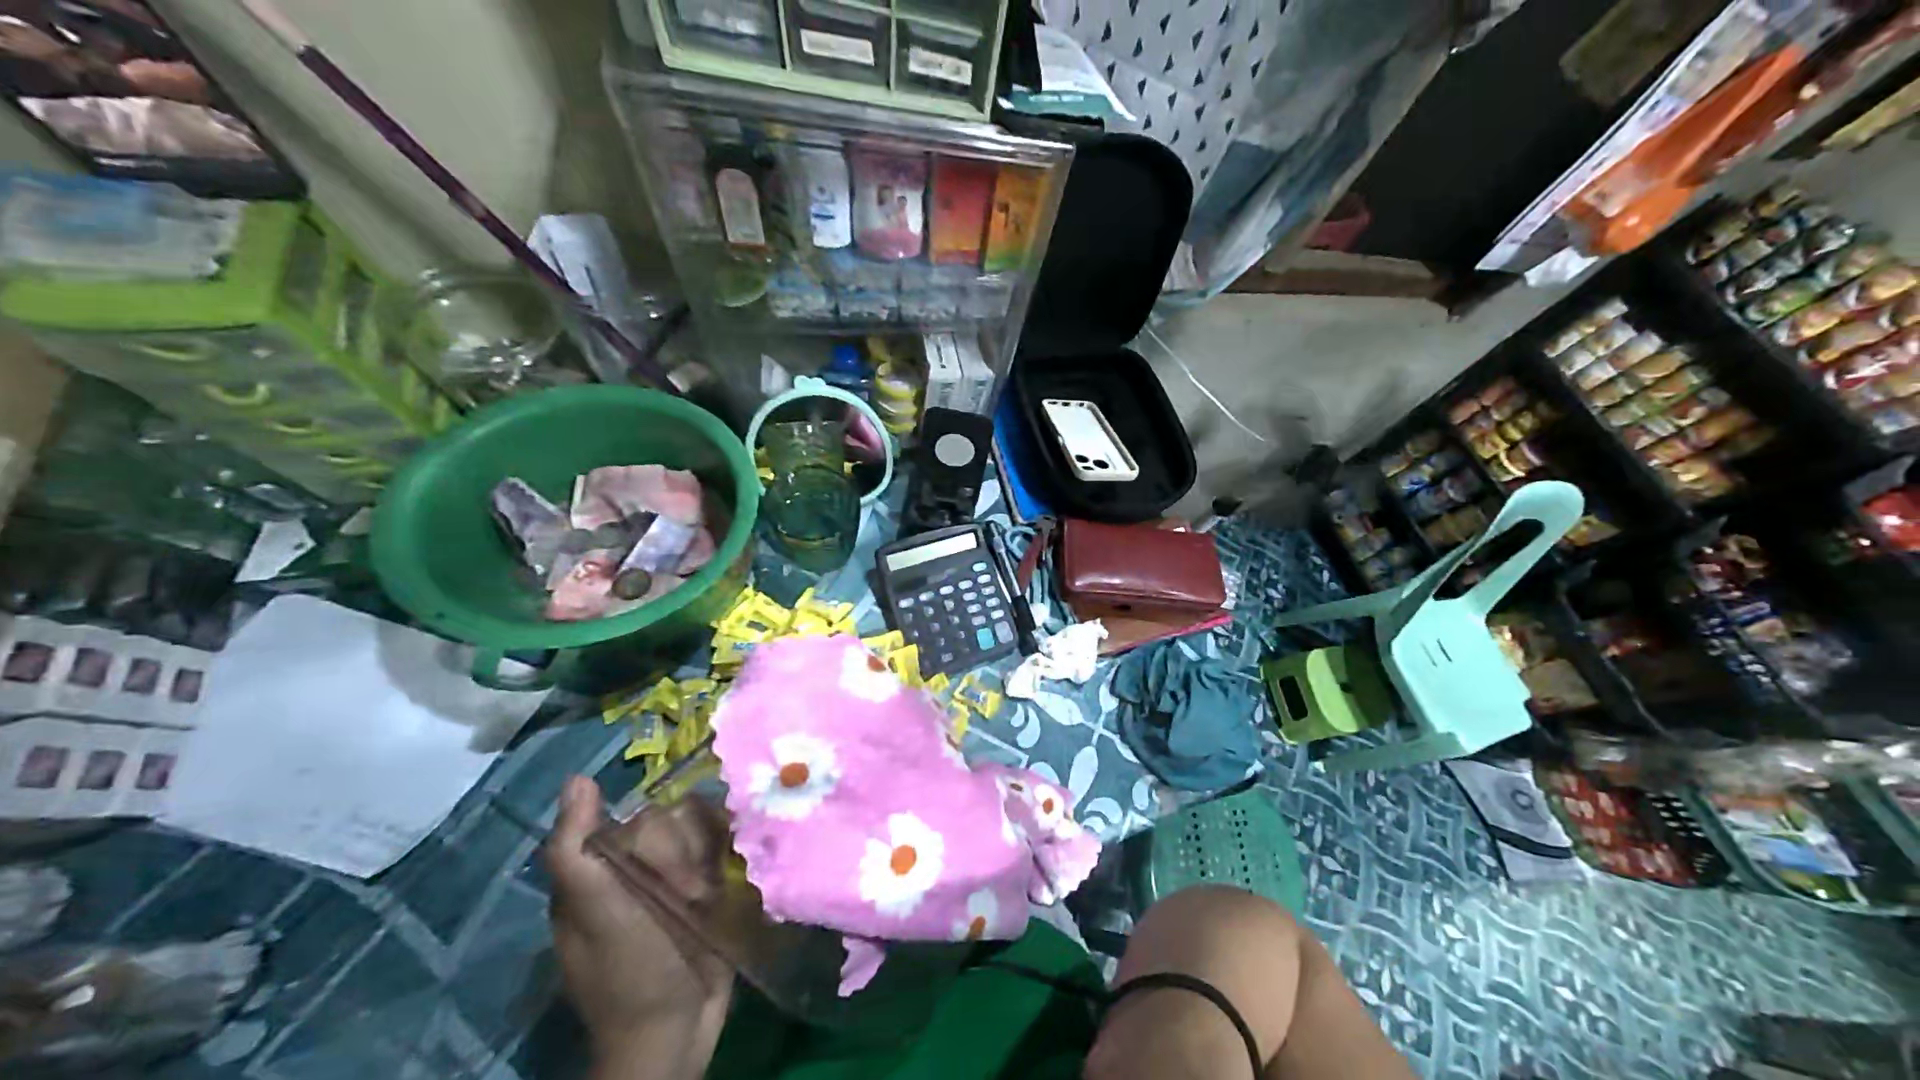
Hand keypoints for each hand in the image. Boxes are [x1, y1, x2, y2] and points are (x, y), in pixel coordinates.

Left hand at [545, 777, 732, 1079]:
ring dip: (712, 864)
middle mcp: (637, 868)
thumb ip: (577, 850)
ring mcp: (674, 881)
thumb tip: (577, 778)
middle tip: (690, 897)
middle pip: (679, 825)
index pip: (643, 819)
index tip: (666, 874)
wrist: (676, 1035)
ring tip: (709, 901)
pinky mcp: (706, 892)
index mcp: (603, 870)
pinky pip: (722, 853)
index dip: (660, 840)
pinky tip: (727, 886)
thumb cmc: (632, 976)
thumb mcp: (597, 916)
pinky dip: (727, 864)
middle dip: (688, 858)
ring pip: (705, 835)